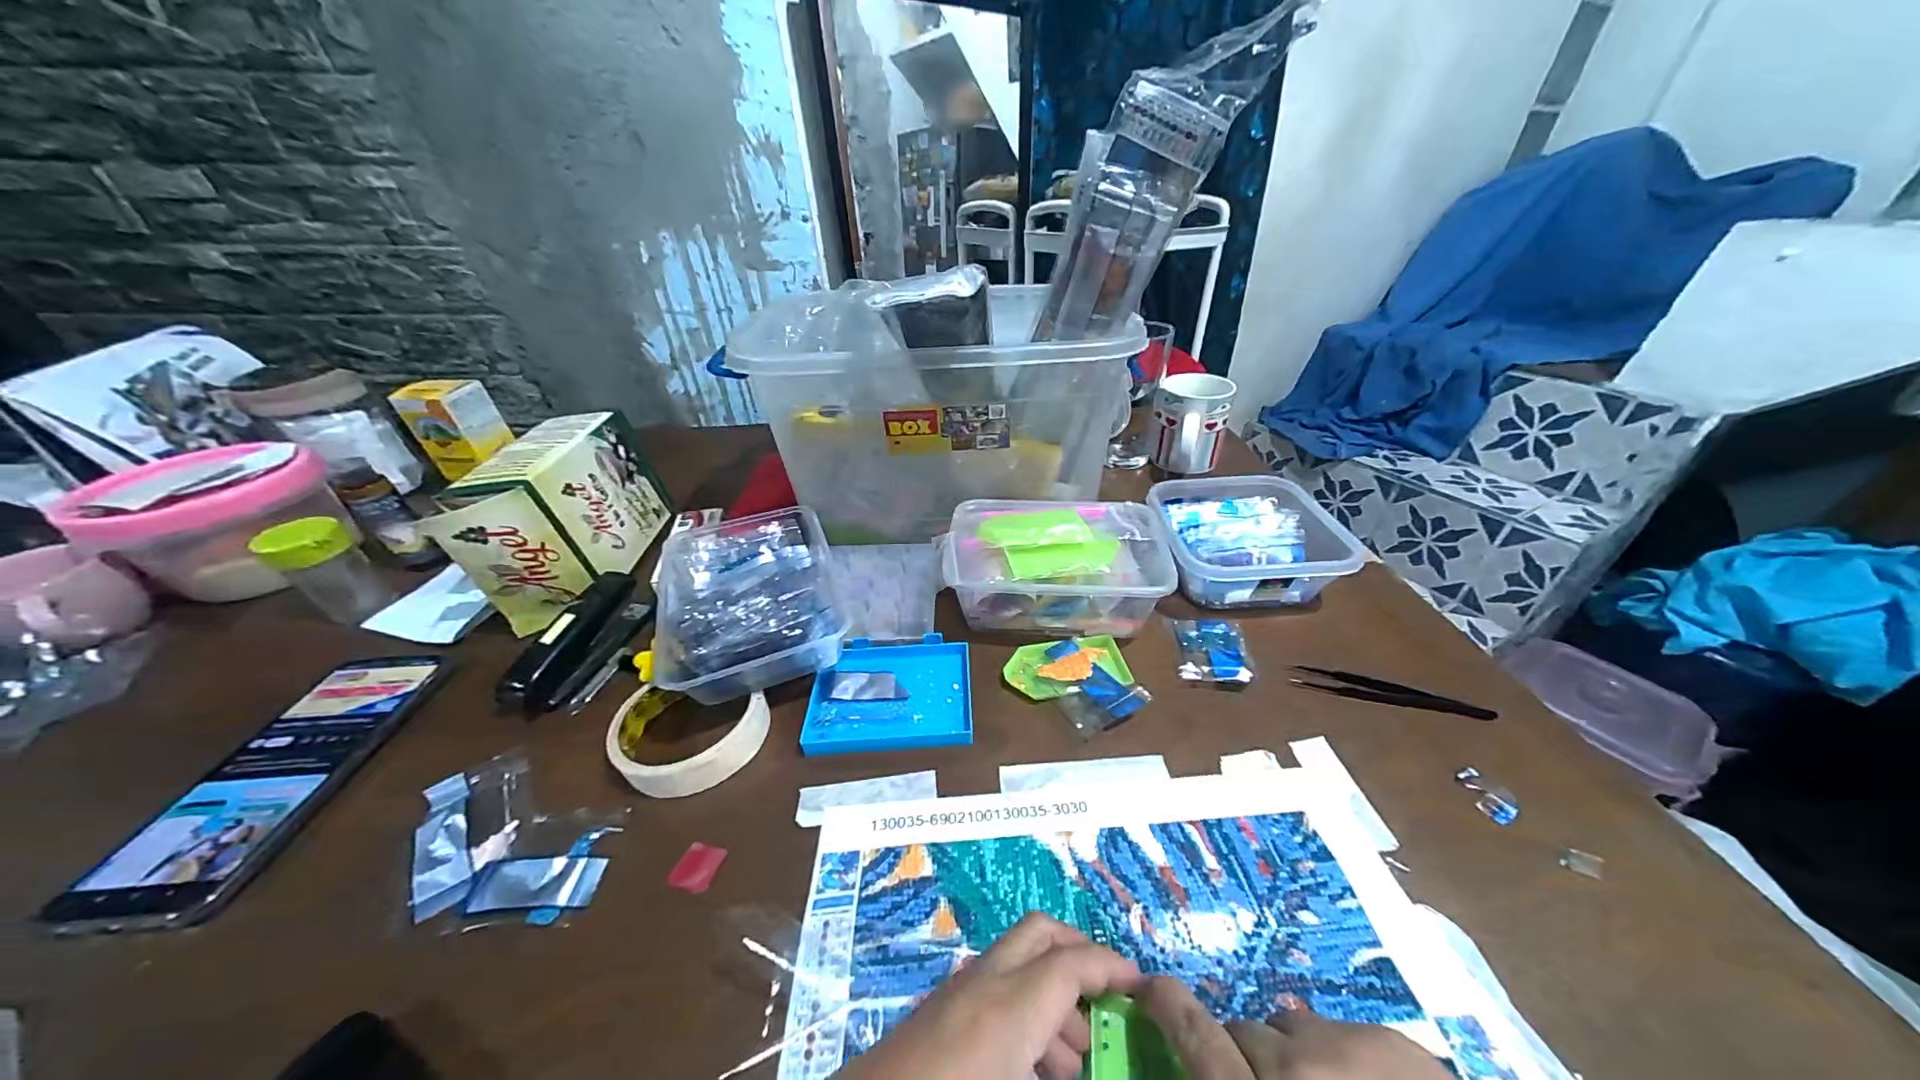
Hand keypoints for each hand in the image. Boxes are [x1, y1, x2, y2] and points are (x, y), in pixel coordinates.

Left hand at [838, 912, 1144, 1079]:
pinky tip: (1033, 1065)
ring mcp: (958, 992)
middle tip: (1107, 1001)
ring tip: (1074, 1059)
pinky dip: (1025, 1009)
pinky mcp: (941, 1011)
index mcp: (1012, 1003)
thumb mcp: (1022, 1079)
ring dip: (1053, 992)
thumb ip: (1063, 1067)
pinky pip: (995, 990)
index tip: (1144, 989)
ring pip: (1018, 963)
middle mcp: (985, 982)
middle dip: (1080, 954)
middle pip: (1040, 934)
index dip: (1114, 968)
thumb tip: (1081, 1061)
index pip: (1074, 962)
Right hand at [1140, 977, 1452, 1079]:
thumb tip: (1212, 1063)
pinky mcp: (1391, 1040)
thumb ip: (1239, 1078)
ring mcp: (1346, 1049)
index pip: (1197, 1040)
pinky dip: (1344, 1056)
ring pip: (1292, 1026)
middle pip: (1244, 1032)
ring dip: (1298, 1055)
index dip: (1167, 1007)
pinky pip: (1340, 1030)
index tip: (1148, 985)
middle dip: (1251, 1057)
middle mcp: (1294, 1069)